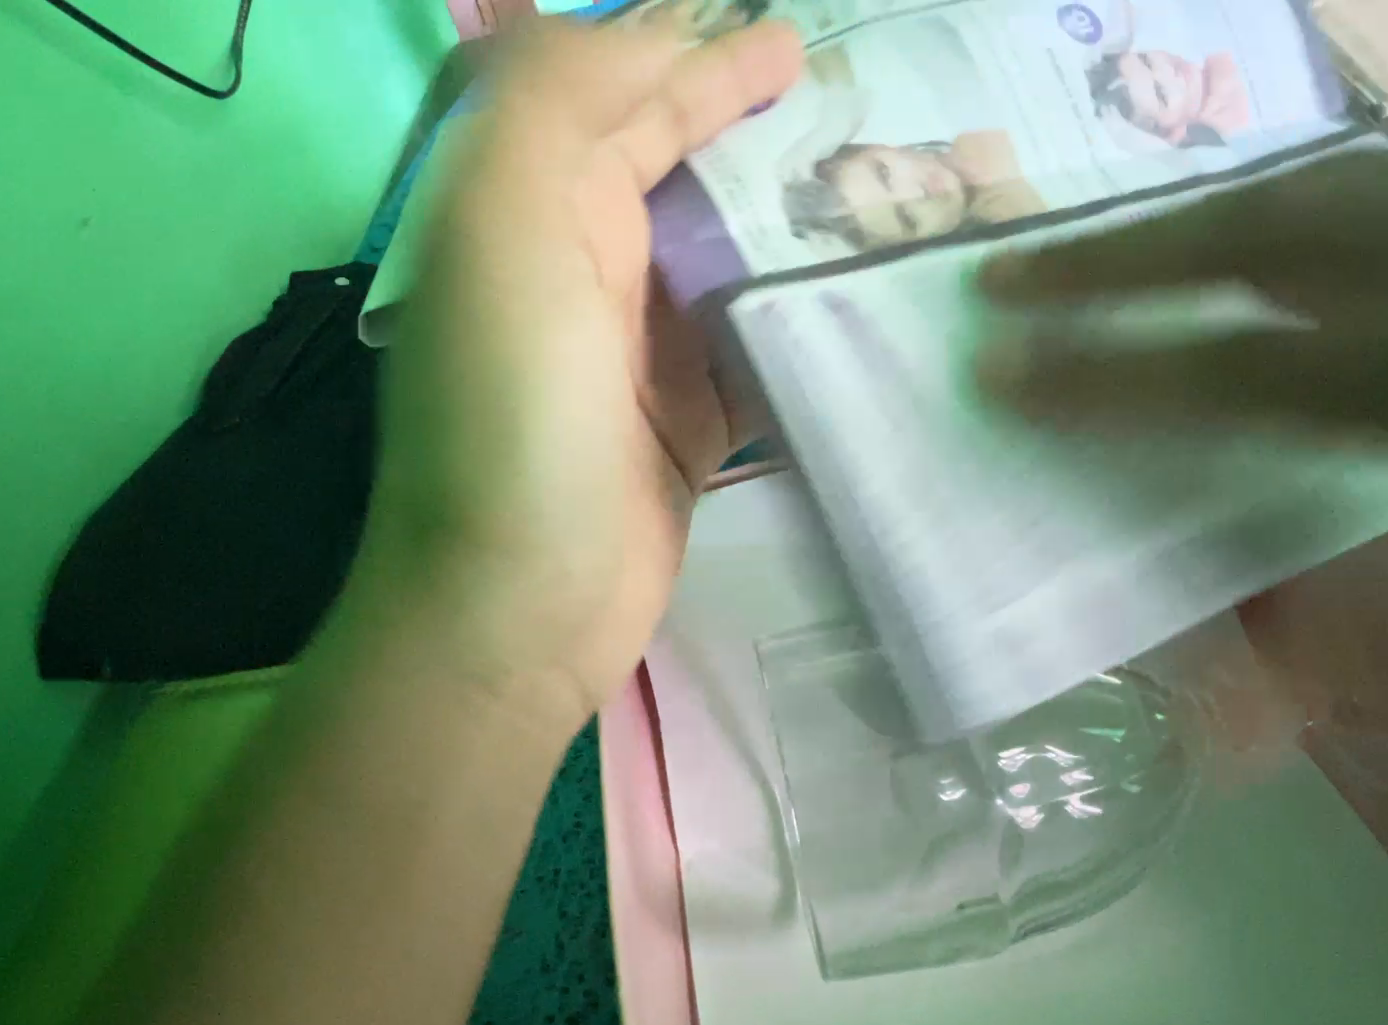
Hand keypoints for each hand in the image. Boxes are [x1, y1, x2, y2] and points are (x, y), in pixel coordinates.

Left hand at [362, 15, 802, 721]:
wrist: (519, 607)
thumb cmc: (511, 418)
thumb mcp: (503, 229)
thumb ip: (554, 104)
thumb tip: (649, 45)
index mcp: (528, 215)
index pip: (618, 106)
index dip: (698, 64)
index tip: (793, 49)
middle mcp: (578, 275)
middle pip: (677, 179)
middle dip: (755, 138)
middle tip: (857, 119)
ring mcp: (635, 358)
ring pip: (724, 264)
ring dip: (789, 229)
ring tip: (883, 202)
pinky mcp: (682, 429)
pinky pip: (748, 353)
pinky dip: (796, 324)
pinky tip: (857, 306)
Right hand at [976, 126, 1387, 688]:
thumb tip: (1305, 646)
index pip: (1257, 372)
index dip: (1113, 375)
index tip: (1000, 375)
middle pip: (1268, 234)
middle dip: (1114, 258)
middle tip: (1001, 273)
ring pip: (1331, 178)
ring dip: (1189, 218)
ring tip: (1091, 247)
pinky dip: (1304, 195)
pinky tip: (1252, 222)